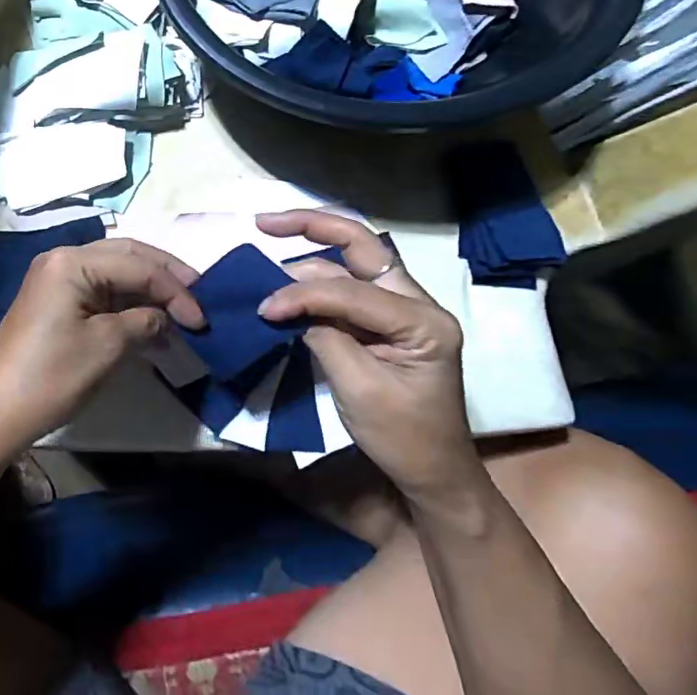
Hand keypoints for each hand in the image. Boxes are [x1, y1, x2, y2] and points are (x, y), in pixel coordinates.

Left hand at [0, 239, 203, 458]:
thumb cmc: (51, 376)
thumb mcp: (107, 346)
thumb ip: (144, 321)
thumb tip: (167, 318)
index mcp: (73, 262)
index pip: (138, 266)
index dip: (175, 290)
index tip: (202, 319)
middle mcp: (64, 259)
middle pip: (129, 256)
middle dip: (166, 277)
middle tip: (199, 297)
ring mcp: (58, 279)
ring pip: (118, 273)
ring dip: (150, 291)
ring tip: (182, 314)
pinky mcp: (58, 301)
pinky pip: (103, 291)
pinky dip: (130, 305)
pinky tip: (154, 324)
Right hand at [256, 211, 483, 498]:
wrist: (433, 473)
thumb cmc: (403, 439)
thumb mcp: (359, 390)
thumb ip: (324, 337)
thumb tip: (285, 304)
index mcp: (424, 320)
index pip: (354, 292)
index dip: (304, 294)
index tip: (263, 308)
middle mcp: (416, 300)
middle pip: (362, 245)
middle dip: (314, 227)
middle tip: (265, 222)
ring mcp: (402, 307)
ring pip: (353, 262)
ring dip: (310, 256)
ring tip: (268, 254)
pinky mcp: (385, 320)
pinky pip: (349, 288)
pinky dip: (316, 282)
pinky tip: (289, 279)